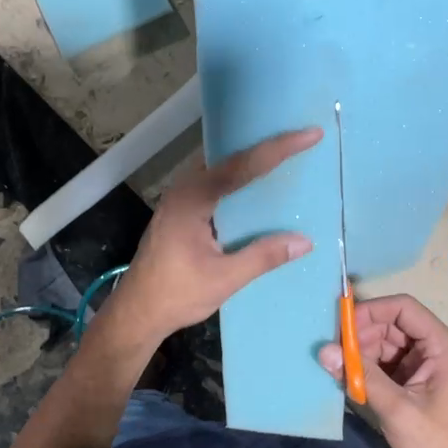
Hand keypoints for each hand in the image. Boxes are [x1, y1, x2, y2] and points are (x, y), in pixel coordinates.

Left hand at [100, 128, 320, 349]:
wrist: (137, 312)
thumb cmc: (176, 295)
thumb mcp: (224, 279)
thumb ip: (263, 257)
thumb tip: (305, 242)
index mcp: (192, 199)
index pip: (241, 165)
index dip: (278, 148)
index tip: (309, 135)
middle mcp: (184, 191)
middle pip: (230, 159)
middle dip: (265, 147)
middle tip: (301, 138)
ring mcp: (179, 200)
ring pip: (221, 171)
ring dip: (250, 164)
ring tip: (286, 156)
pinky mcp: (180, 213)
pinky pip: (214, 186)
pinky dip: (238, 182)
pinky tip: (258, 191)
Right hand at [320, 294, 447, 447]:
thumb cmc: (438, 445)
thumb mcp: (397, 409)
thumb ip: (361, 376)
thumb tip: (324, 351)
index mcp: (443, 347)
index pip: (404, 308)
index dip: (371, 311)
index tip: (340, 327)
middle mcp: (438, 351)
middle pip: (394, 326)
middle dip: (362, 336)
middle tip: (334, 353)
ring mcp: (429, 369)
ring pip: (389, 346)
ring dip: (363, 354)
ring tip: (339, 370)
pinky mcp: (420, 386)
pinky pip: (391, 366)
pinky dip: (371, 370)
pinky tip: (352, 382)